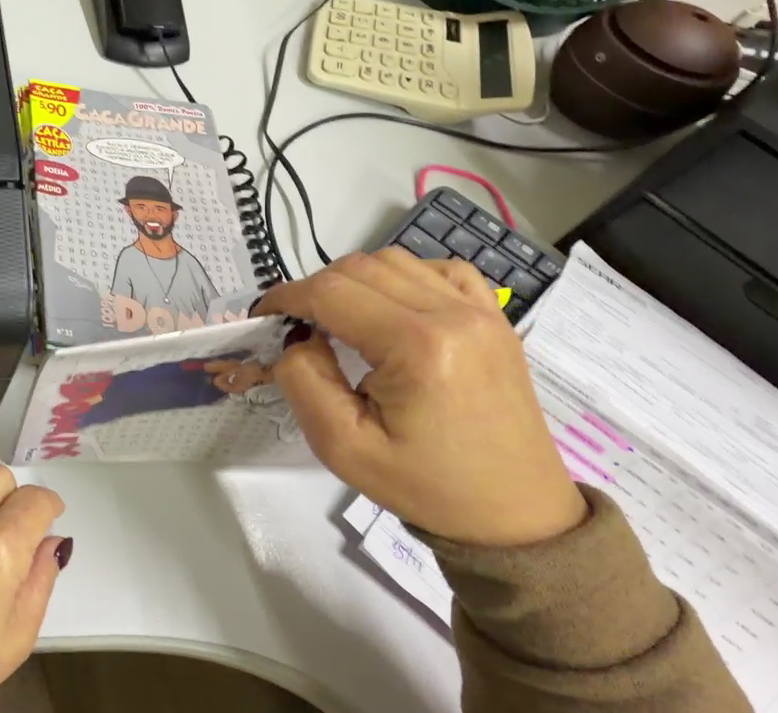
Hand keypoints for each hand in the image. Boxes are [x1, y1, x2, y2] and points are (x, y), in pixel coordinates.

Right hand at [255, 249, 586, 546]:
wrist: (516, 517)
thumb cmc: (427, 487)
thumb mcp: (342, 447)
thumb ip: (303, 380)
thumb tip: (297, 337)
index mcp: (417, 347)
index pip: (329, 292)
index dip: (284, 297)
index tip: (261, 318)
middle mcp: (453, 315)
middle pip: (358, 268)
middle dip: (313, 289)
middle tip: (295, 326)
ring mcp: (482, 312)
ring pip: (394, 261)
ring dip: (353, 280)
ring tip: (338, 319)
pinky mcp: (496, 319)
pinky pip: (439, 269)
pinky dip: (402, 276)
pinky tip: (390, 307)